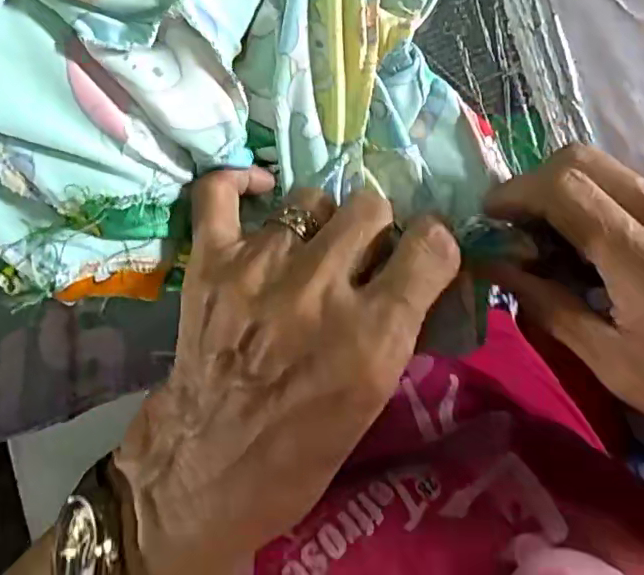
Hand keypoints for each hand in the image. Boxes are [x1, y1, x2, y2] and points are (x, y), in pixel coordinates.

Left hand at [112, 170, 460, 574]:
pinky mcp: (211, 259)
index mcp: (372, 336)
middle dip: (374, 226)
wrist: (212, 462)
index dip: (432, 239)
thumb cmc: (304, 445)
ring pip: (309, 198)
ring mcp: (259, 267)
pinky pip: (221, 191)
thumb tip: (418, 262)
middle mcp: (318, 290)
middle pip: (369, 207)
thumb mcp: (375, 393)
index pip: (431, 246)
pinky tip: (259, 190)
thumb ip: (397, 321)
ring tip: (308, 244)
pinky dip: (240, 182)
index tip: (422, 244)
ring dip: (318, 220)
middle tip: (359, 249)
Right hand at [481, 145, 643, 574]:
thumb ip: (545, 303)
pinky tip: (643, 257)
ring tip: (582, 247)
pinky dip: (631, 214)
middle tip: (527, 221)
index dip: (517, 191)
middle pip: (586, 161)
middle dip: (541, 183)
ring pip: (622, 176)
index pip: (564, 188)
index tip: (494, 214)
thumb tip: (493, 262)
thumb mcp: (612, 365)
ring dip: (584, 199)